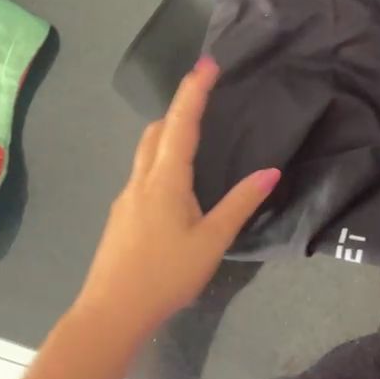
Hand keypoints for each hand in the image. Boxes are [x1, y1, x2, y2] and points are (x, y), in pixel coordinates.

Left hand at [73, 57, 278, 339]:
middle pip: (156, 132)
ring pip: (146, 153)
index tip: (207, 63)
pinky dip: (161, 162)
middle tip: (204, 100)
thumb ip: (240, 204)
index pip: (181, 123)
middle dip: (179, 110)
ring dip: (168, 136)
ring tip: (195, 139)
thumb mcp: (211, 241)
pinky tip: (176, 187)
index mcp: (165, 179)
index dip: (194, 91)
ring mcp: (126, 199)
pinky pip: (143, 175)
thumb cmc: (164, 275)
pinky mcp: (121, 217)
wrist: (109, 315)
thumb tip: (270, 171)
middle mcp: (141, 180)